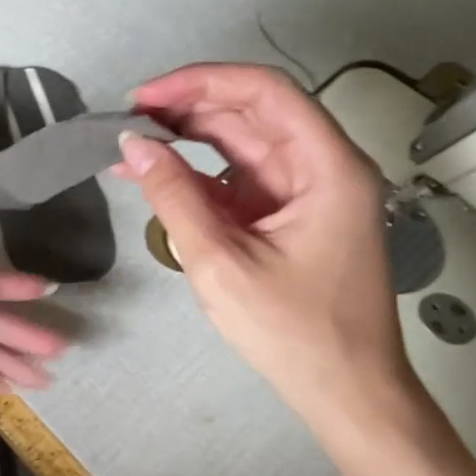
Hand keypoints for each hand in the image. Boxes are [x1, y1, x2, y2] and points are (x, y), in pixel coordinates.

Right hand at [111, 64, 418, 437]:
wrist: (347, 394)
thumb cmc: (294, 331)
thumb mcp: (221, 262)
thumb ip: (174, 196)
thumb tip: (131, 143)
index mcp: (328, 168)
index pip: (267, 92)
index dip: (202, 81)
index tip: (145, 95)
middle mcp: (322, 168)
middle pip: (253, 110)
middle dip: (188, 106)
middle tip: (128, 115)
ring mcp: (303, 191)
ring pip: (241, 140)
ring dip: (186, 136)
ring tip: (130, 140)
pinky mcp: (284, 215)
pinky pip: (236, 176)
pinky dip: (194, 172)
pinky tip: (151, 174)